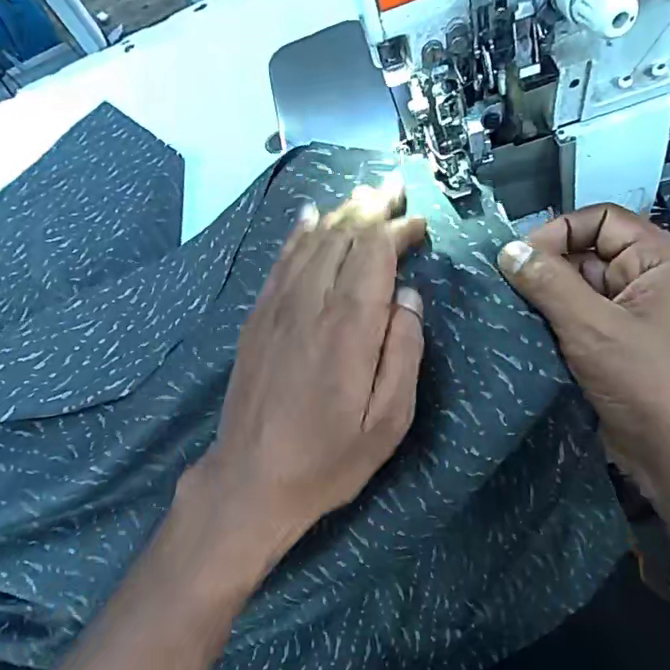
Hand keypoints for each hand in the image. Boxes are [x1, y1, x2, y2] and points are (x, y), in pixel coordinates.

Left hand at [181, 177, 428, 575]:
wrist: (250, 481)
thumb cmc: (329, 458)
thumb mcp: (388, 420)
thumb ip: (403, 352)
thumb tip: (408, 297)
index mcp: (346, 328)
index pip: (373, 255)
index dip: (397, 230)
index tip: (419, 223)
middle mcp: (308, 305)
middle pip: (341, 237)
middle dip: (370, 208)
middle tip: (394, 187)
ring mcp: (275, 309)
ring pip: (310, 242)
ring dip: (340, 213)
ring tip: (363, 194)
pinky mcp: (256, 319)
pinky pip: (281, 261)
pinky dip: (300, 233)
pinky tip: (310, 217)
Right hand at [495, 204, 669, 511]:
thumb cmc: (649, 385)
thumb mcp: (593, 328)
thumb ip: (549, 283)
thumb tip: (508, 249)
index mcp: (662, 260)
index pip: (602, 220)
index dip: (559, 232)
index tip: (517, 259)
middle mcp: (654, 282)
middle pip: (590, 255)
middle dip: (549, 271)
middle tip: (505, 292)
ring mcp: (639, 319)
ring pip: (584, 294)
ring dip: (549, 304)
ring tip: (510, 314)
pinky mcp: (625, 352)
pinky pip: (586, 326)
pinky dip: (559, 330)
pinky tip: (527, 339)